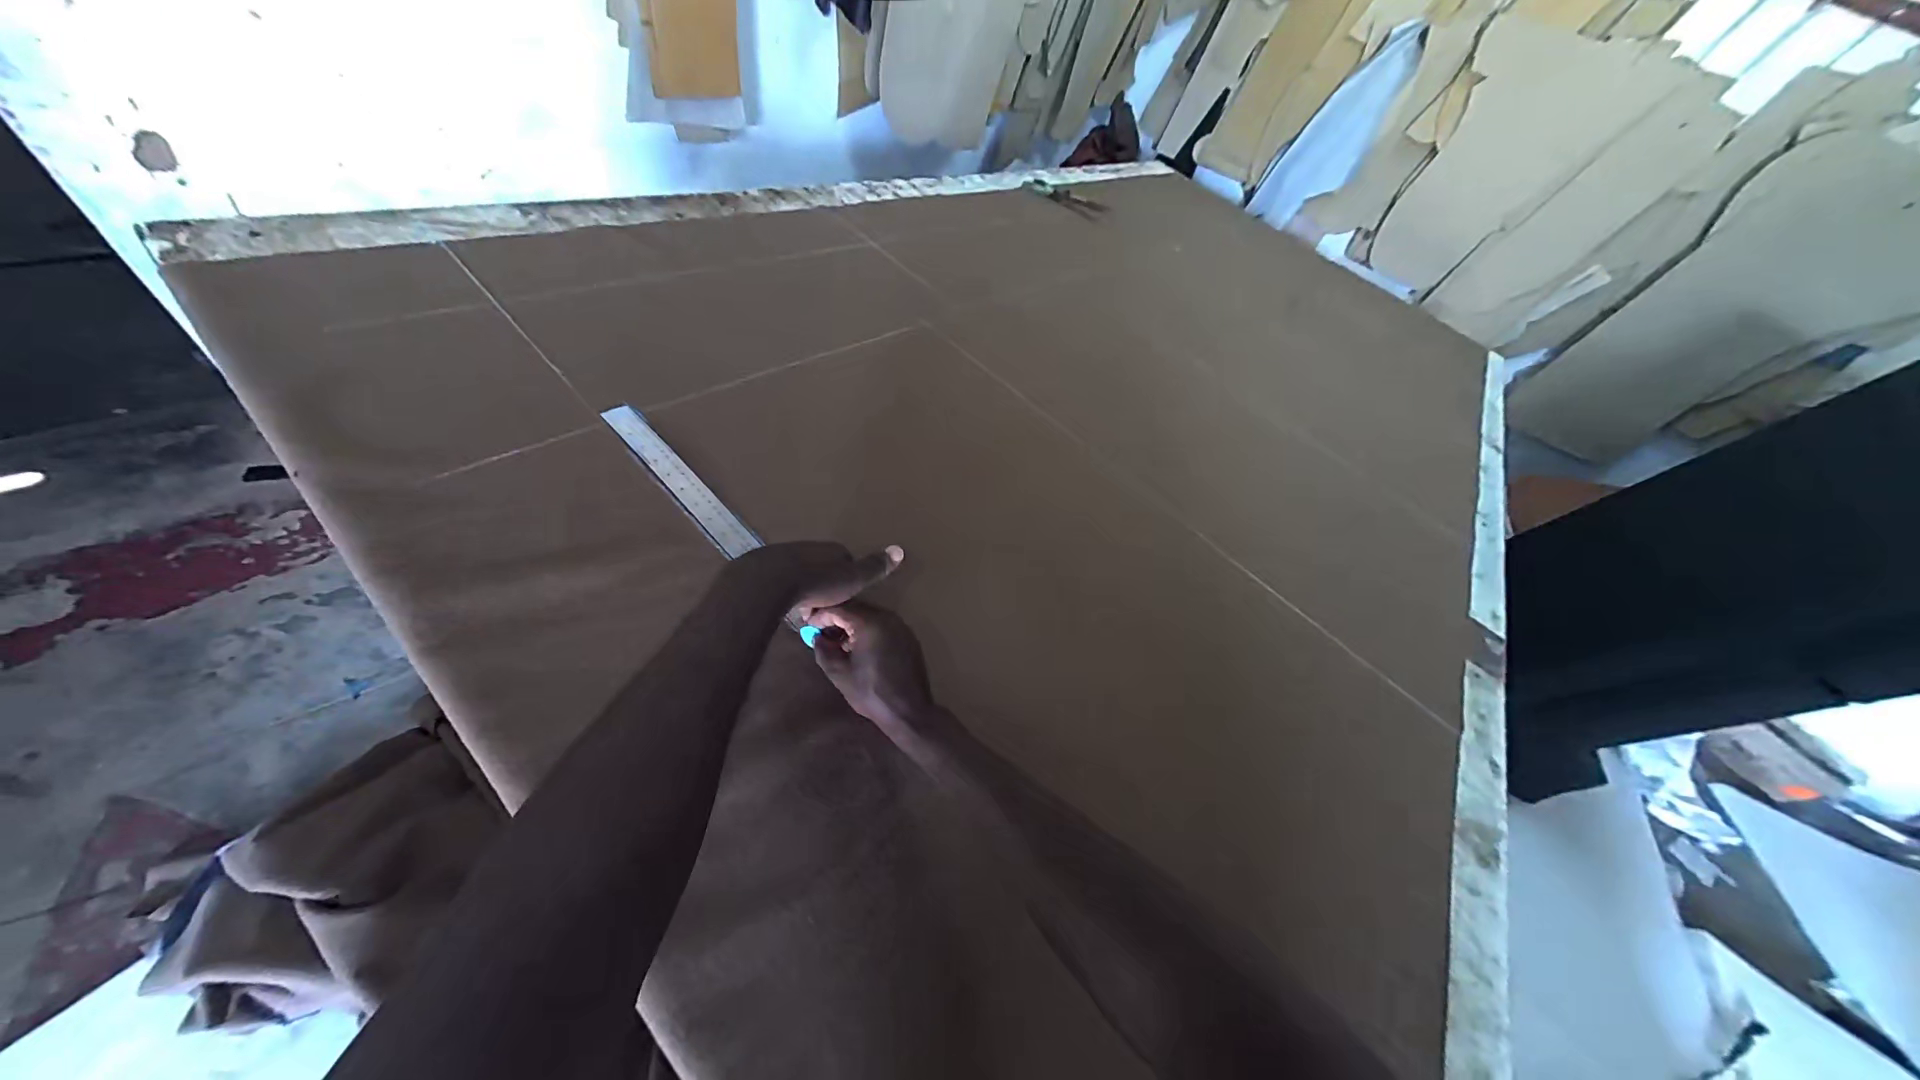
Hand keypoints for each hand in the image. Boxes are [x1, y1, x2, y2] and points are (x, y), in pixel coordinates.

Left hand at [728, 541, 903, 623]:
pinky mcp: (767, 566)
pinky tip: (784, 604)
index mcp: (834, 551)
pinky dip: (786, 590)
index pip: (847, 563)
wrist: (773, 580)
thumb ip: (874, 567)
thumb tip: (900, 549)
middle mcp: (812, 548)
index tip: (845, 599)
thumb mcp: (853, 579)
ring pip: (802, 573)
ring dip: (804, 588)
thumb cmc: (819, 583)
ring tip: (804, 609)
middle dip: (824, 585)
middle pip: (823, 568)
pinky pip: (782, 579)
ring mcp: (788, 555)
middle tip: (824, 608)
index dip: (847, 582)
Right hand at [806, 601, 935, 731]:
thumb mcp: (839, 673)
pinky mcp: (908, 637)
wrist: (908, 711)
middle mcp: (887, 617)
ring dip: (851, 625)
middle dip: (835, 619)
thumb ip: (823, 650)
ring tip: (837, 642)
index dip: (820, 616)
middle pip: (855, 609)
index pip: (839, 609)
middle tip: (819, 633)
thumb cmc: (871, 692)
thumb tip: (817, 637)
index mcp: (869, 623)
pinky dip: (867, 630)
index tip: (807, 627)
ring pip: (869, 616)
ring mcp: (900, 626)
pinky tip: (858, 647)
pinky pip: (882, 625)